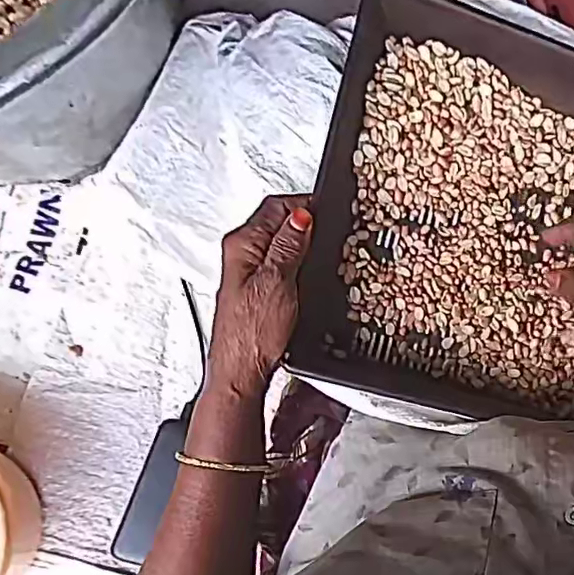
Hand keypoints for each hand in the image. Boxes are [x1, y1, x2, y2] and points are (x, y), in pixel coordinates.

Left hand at [206, 195, 312, 399]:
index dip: (304, 204)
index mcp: (243, 245)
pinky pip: (282, 265)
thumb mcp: (278, 281)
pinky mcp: (260, 291)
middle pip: (277, 223)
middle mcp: (242, 255)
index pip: (276, 207)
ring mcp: (250, 274)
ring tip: (325, 247)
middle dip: (305, 220)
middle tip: (332, 225)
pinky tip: (310, 272)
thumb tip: (302, 216)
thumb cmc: (251, 333)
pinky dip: (299, 262)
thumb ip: (290, 245)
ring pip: (281, 244)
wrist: (242, 370)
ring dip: (303, 243)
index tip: (329, 208)